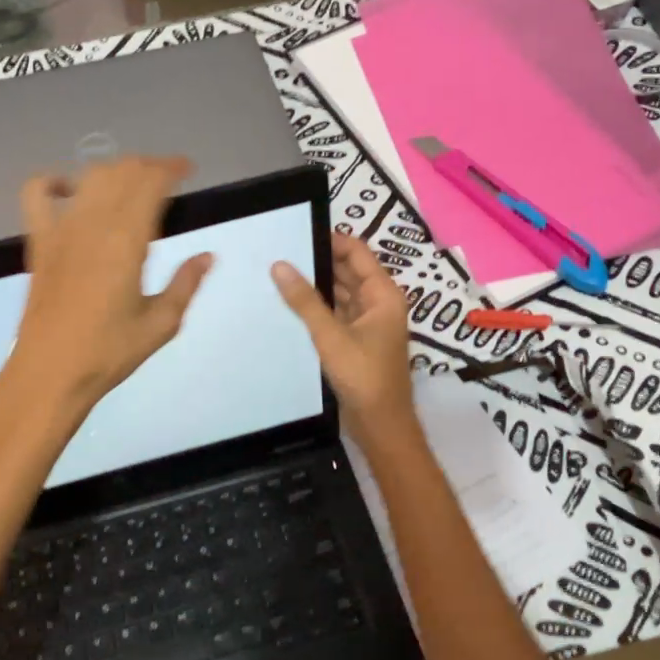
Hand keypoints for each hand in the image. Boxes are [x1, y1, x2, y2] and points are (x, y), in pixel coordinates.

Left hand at [10, 157, 213, 410]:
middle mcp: (93, 224)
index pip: (151, 182)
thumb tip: (207, 256)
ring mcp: (60, 230)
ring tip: (132, 186)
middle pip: (122, 171)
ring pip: (89, 177)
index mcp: (127, 241)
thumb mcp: (160, 324)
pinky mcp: (38, 242)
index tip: (188, 171)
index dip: (172, 168)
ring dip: (114, 172)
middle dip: (148, 167)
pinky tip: (69, 190)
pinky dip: (53, 182)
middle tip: (167, 182)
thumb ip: (185, 284)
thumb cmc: (109, 353)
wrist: (51, 372)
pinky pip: (37, 194)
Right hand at [270, 232, 413, 429]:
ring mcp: (367, 323)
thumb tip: (279, 265)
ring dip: (314, 288)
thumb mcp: (330, 336)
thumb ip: (305, 301)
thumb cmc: (364, 377)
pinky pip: (334, 315)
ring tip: (277, 275)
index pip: (356, 252)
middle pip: (347, 271)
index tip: (295, 233)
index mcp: (383, 294)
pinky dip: (315, 309)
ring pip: (339, 294)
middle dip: (317, 263)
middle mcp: (377, 303)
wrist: (381, 425)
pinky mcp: (355, 341)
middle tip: (278, 253)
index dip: (329, 239)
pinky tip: (288, 306)